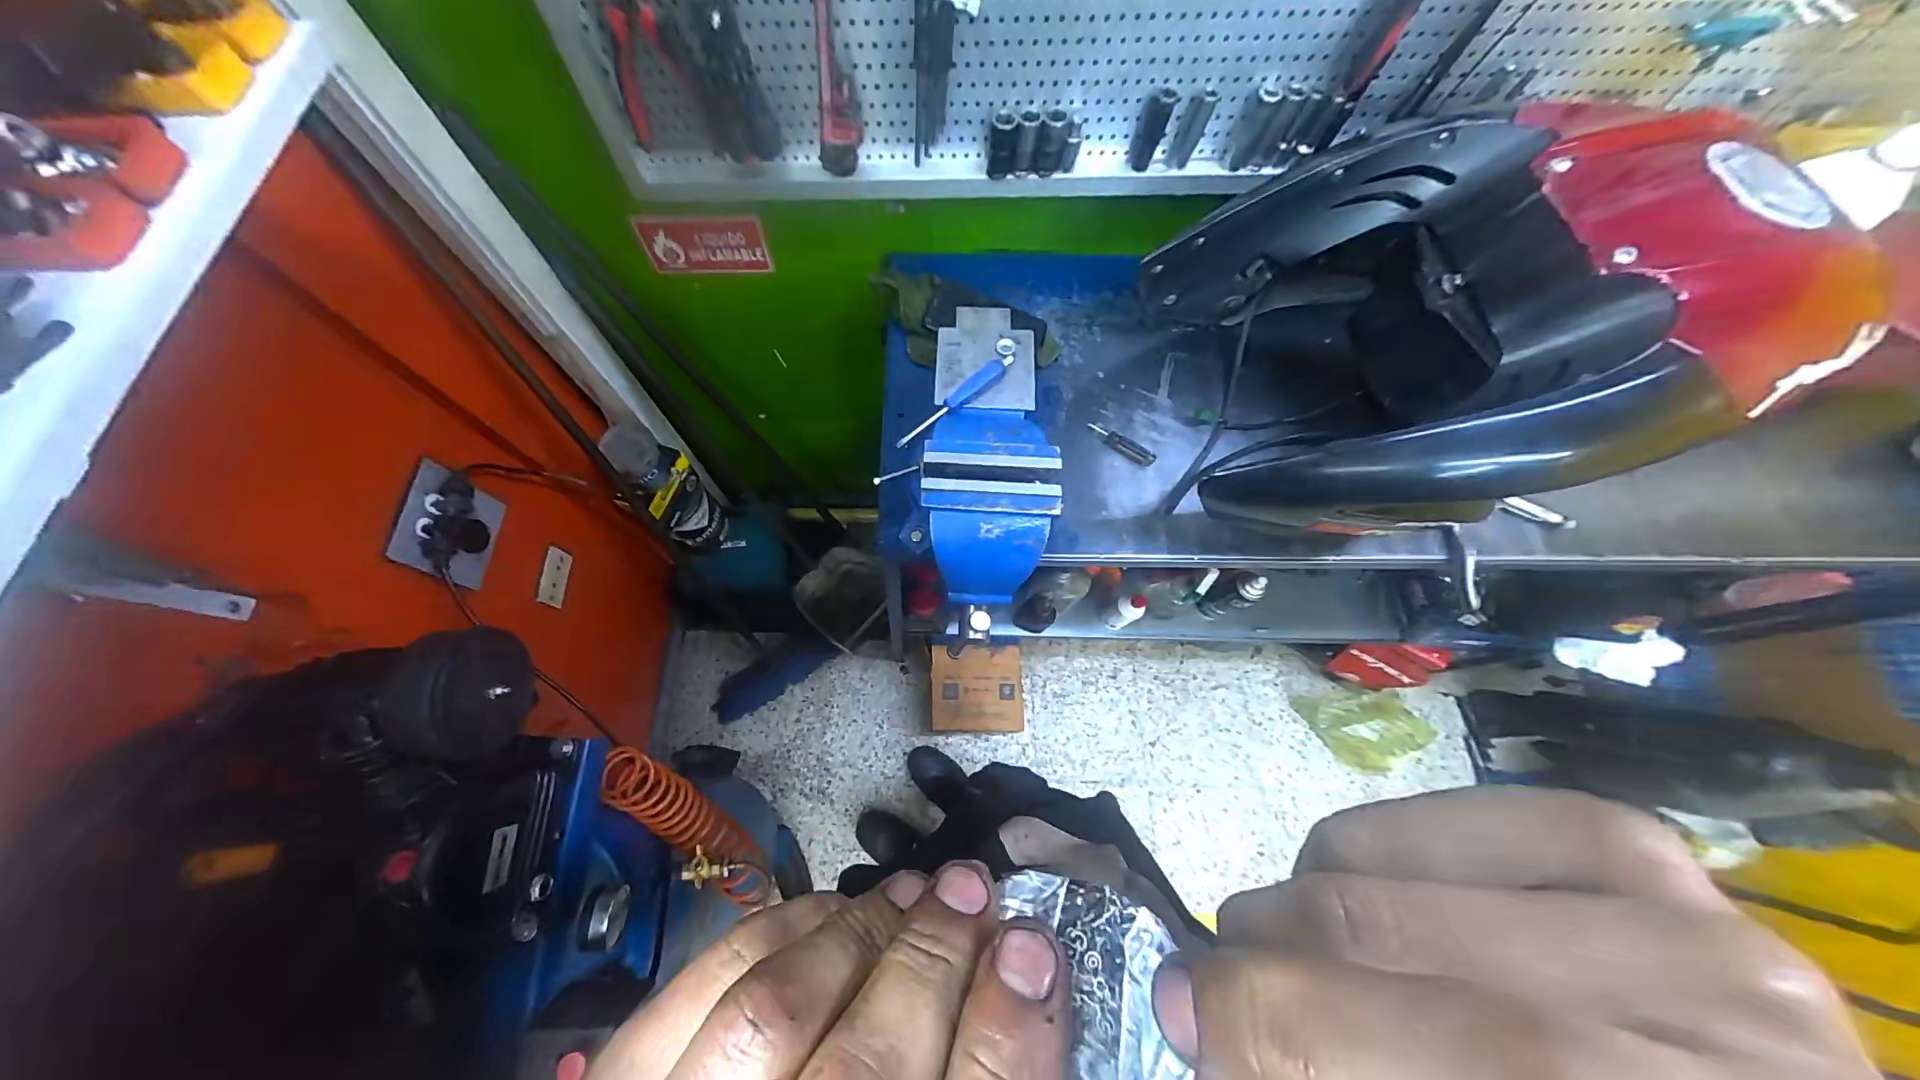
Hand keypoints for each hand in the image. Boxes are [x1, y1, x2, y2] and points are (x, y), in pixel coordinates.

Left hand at [589, 861, 1070, 1079]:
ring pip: (774, 1012)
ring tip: (910, 891)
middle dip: (933, 957)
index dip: (1006, 1031)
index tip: (1033, 946)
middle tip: (972, 888)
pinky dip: (776, 929)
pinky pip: (699, 986)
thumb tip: (1016, 987)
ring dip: (858, 932)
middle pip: (865, 1068)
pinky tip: (828, 909)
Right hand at [1154, 788, 1877, 1078]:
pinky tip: (1371, 897)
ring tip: (1308, 949)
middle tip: (1225, 978)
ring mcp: (1683, 914)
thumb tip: (1192, 1009)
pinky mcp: (1631, 845)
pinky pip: (1428, 809)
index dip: (1282, 1020)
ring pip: (1393, 859)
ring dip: (1306, 899)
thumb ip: (1322, 1070)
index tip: (1181, 1010)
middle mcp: (1735, 1028)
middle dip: (1268, 949)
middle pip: (1407, 937)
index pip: (1481, 1051)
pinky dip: (1360, 847)